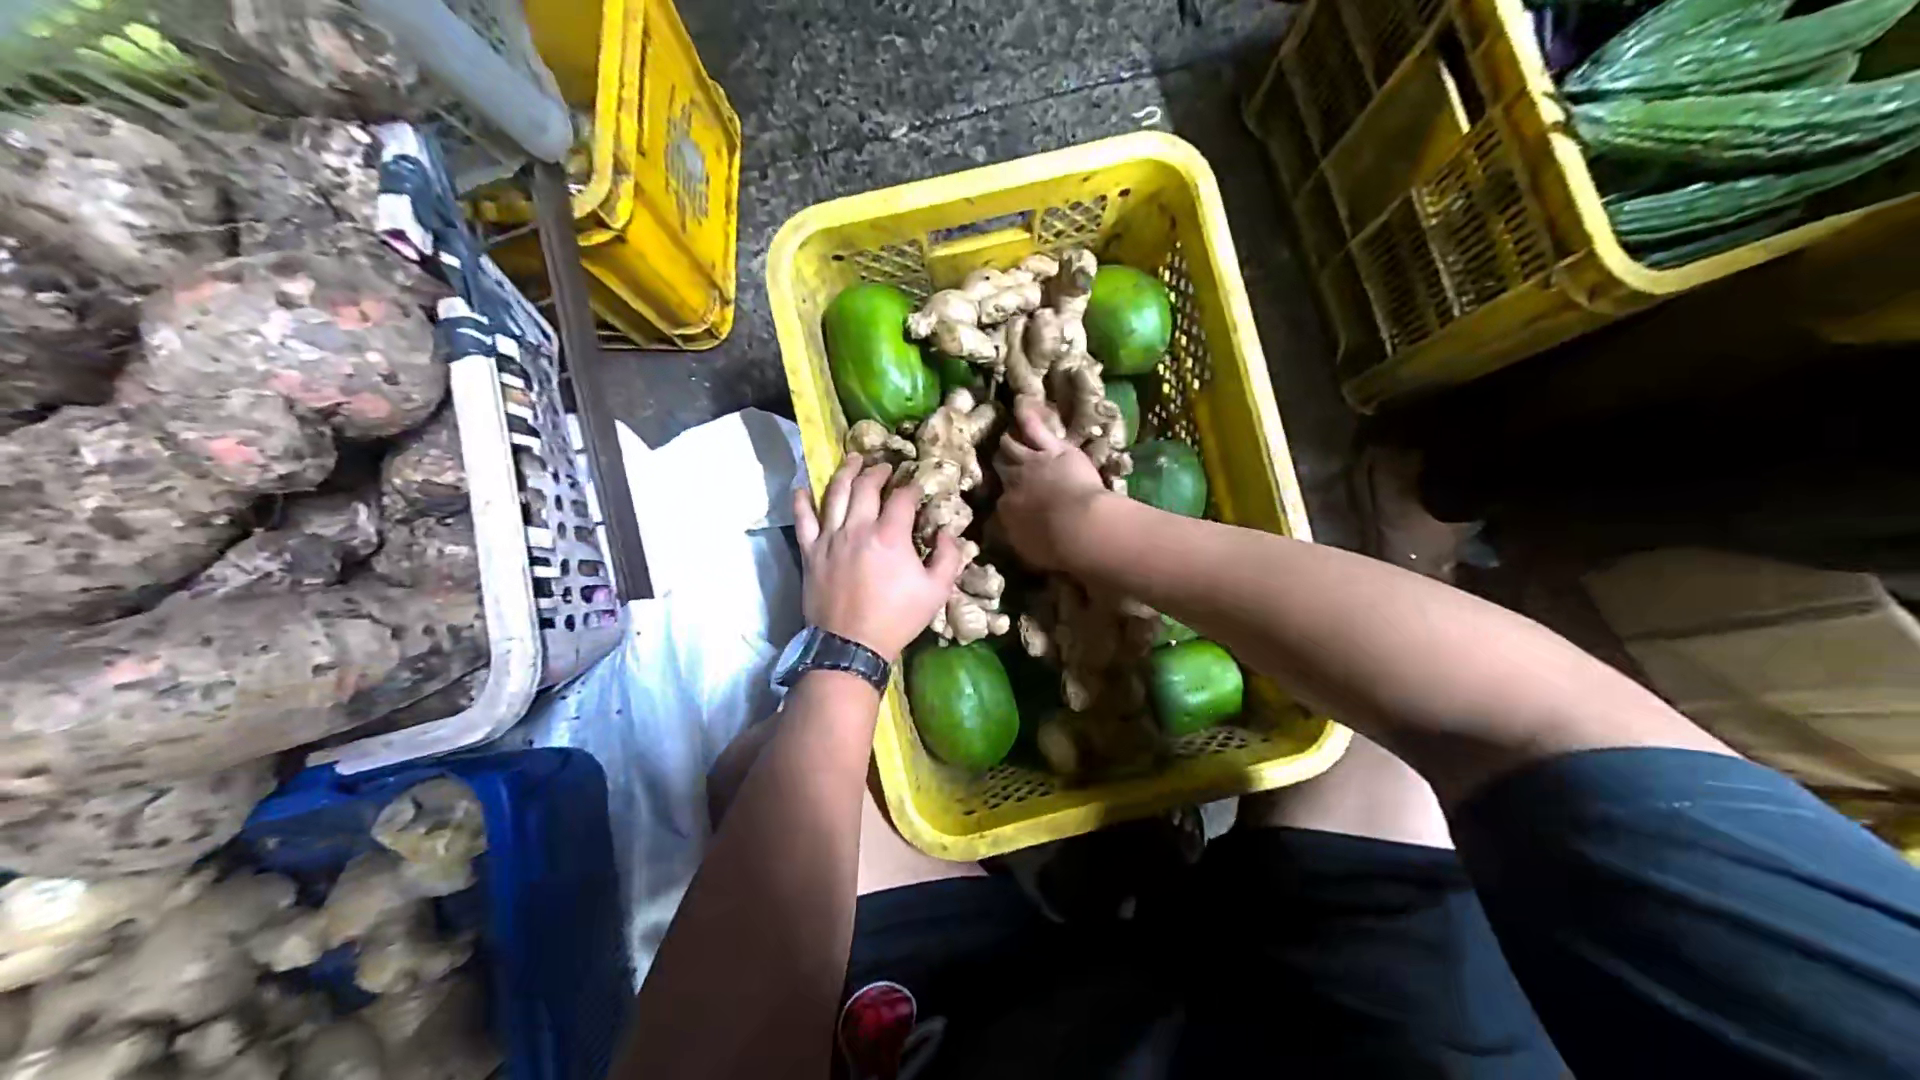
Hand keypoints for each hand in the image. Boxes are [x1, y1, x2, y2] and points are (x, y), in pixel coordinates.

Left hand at [793, 454, 965, 660]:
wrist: (850, 645)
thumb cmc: (897, 618)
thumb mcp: (936, 592)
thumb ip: (948, 558)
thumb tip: (948, 533)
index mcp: (890, 535)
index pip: (903, 497)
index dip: (912, 486)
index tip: (917, 485)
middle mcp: (858, 527)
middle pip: (866, 486)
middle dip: (878, 472)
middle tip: (885, 467)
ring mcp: (830, 538)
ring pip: (835, 494)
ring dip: (845, 473)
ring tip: (852, 460)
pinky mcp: (810, 552)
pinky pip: (802, 520)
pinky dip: (801, 502)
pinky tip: (802, 489)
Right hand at [992, 395, 1111, 572]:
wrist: (1077, 525)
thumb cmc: (1056, 547)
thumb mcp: (1029, 551)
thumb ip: (1020, 539)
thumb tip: (1015, 536)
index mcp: (1006, 510)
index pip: (1002, 501)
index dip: (1006, 498)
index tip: (1010, 500)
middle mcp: (1012, 483)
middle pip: (1002, 469)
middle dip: (1000, 465)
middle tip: (997, 461)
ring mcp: (1031, 462)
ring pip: (1012, 447)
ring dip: (1008, 442)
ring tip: (1003, 435)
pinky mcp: (1053, 448)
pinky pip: (1035, 428)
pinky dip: (1028, 417)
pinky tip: (1022, 404)